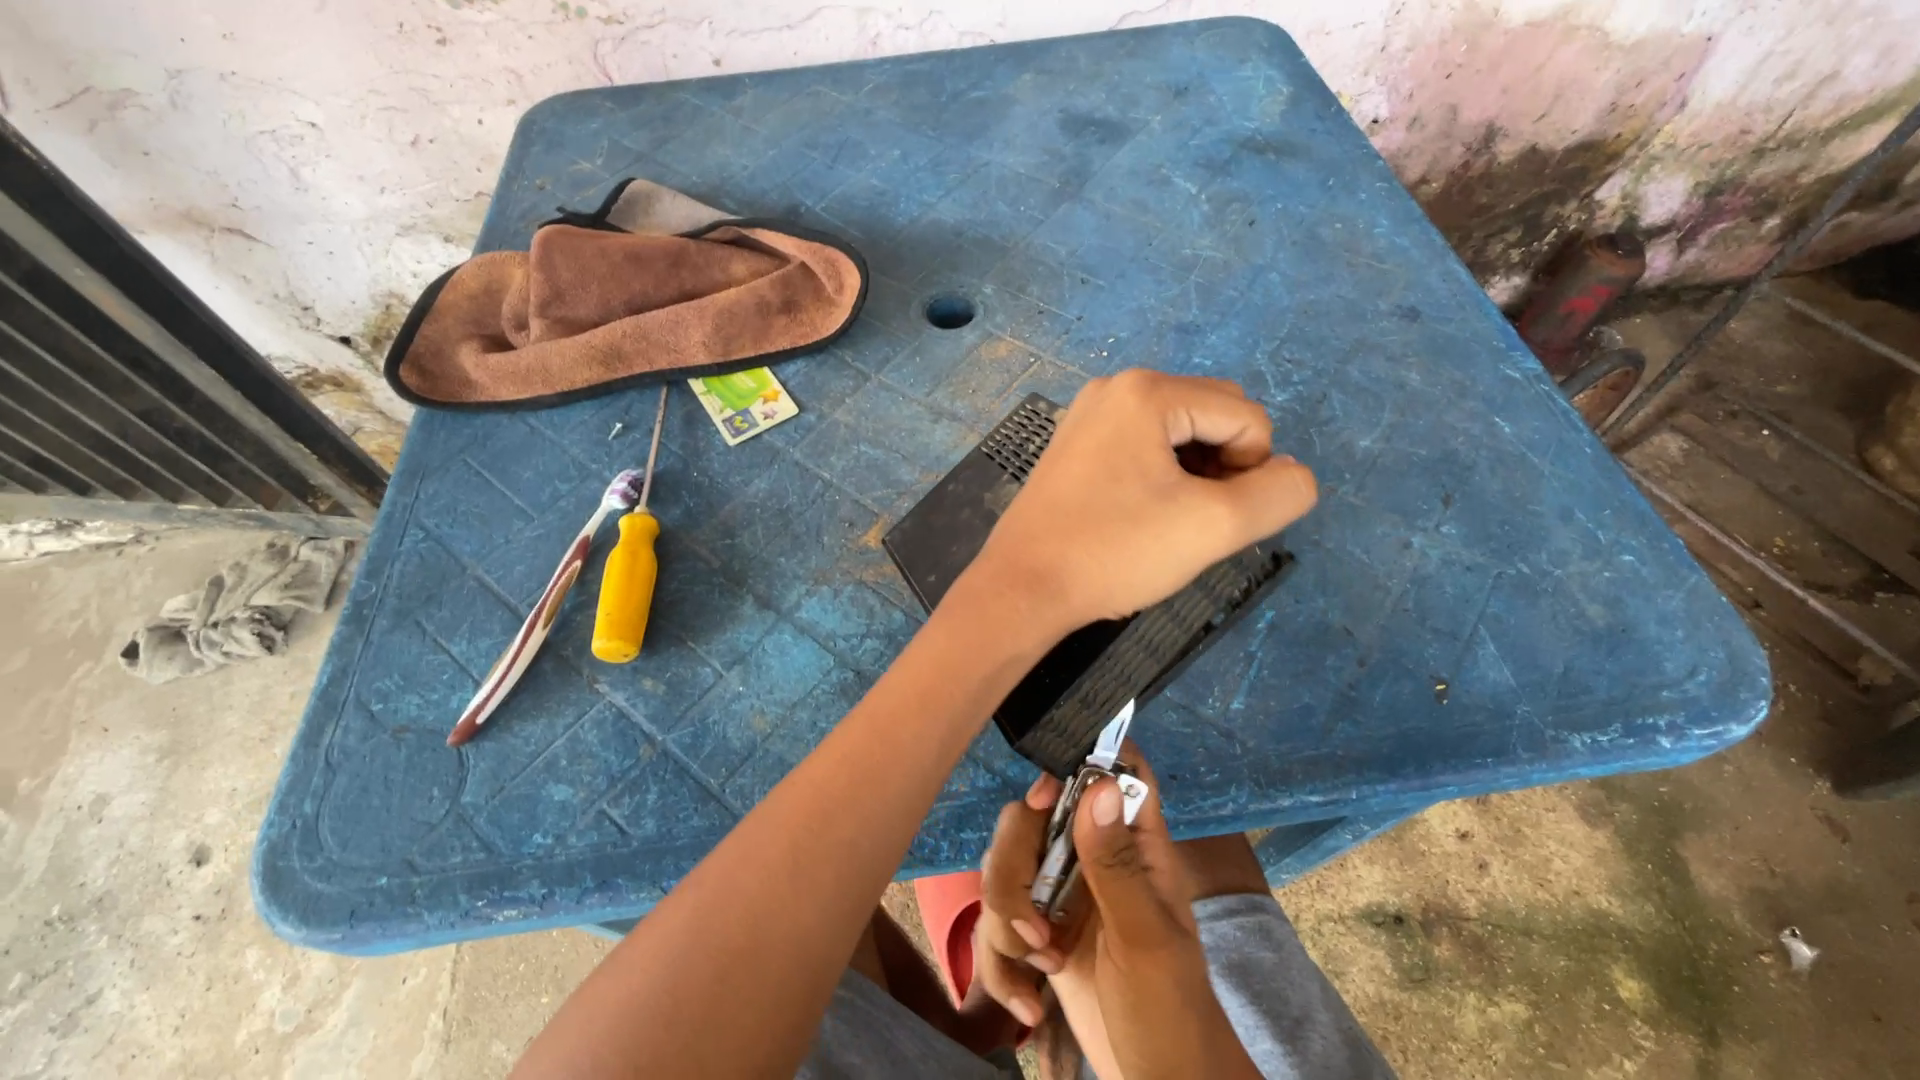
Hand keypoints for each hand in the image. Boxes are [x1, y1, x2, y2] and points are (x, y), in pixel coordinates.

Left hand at [969, 370, 1316, 634]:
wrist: (1022, 588)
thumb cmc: (1115, 552)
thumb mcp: (1214, 527)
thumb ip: (1278, 495)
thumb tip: (1295, 474)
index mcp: (1149, 391)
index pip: (1248, 417)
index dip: (1252, 472)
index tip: (1212, 518)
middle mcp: (1117, 388)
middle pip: (1215, 414)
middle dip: (1225, 466)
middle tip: (1194, 520)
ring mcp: (1090, 415)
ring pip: (1181, 433)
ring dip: (1196, 474)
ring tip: (1168, 522)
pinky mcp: (1076, 445)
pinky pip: (1144, 446)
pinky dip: (1161, 476)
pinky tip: (1141, 515)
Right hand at [974, 756, 1261, 1078]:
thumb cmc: (1171, 1012)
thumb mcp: (1147, 939)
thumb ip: (1118, 864)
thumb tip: (1099, 785)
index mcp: (1134, 848)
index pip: (1112, 775)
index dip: (1076, 765)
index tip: (1039, 799)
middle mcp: (1090, 861)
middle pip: (1028, 822)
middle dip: (1012, 874)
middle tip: (1032, 926)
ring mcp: (1059, 899)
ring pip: (1001, 873)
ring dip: (1006, 926)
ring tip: (1040, 968)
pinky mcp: (1036, 939)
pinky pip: (994, 928)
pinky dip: (1001, 966)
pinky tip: (1028, 1002)